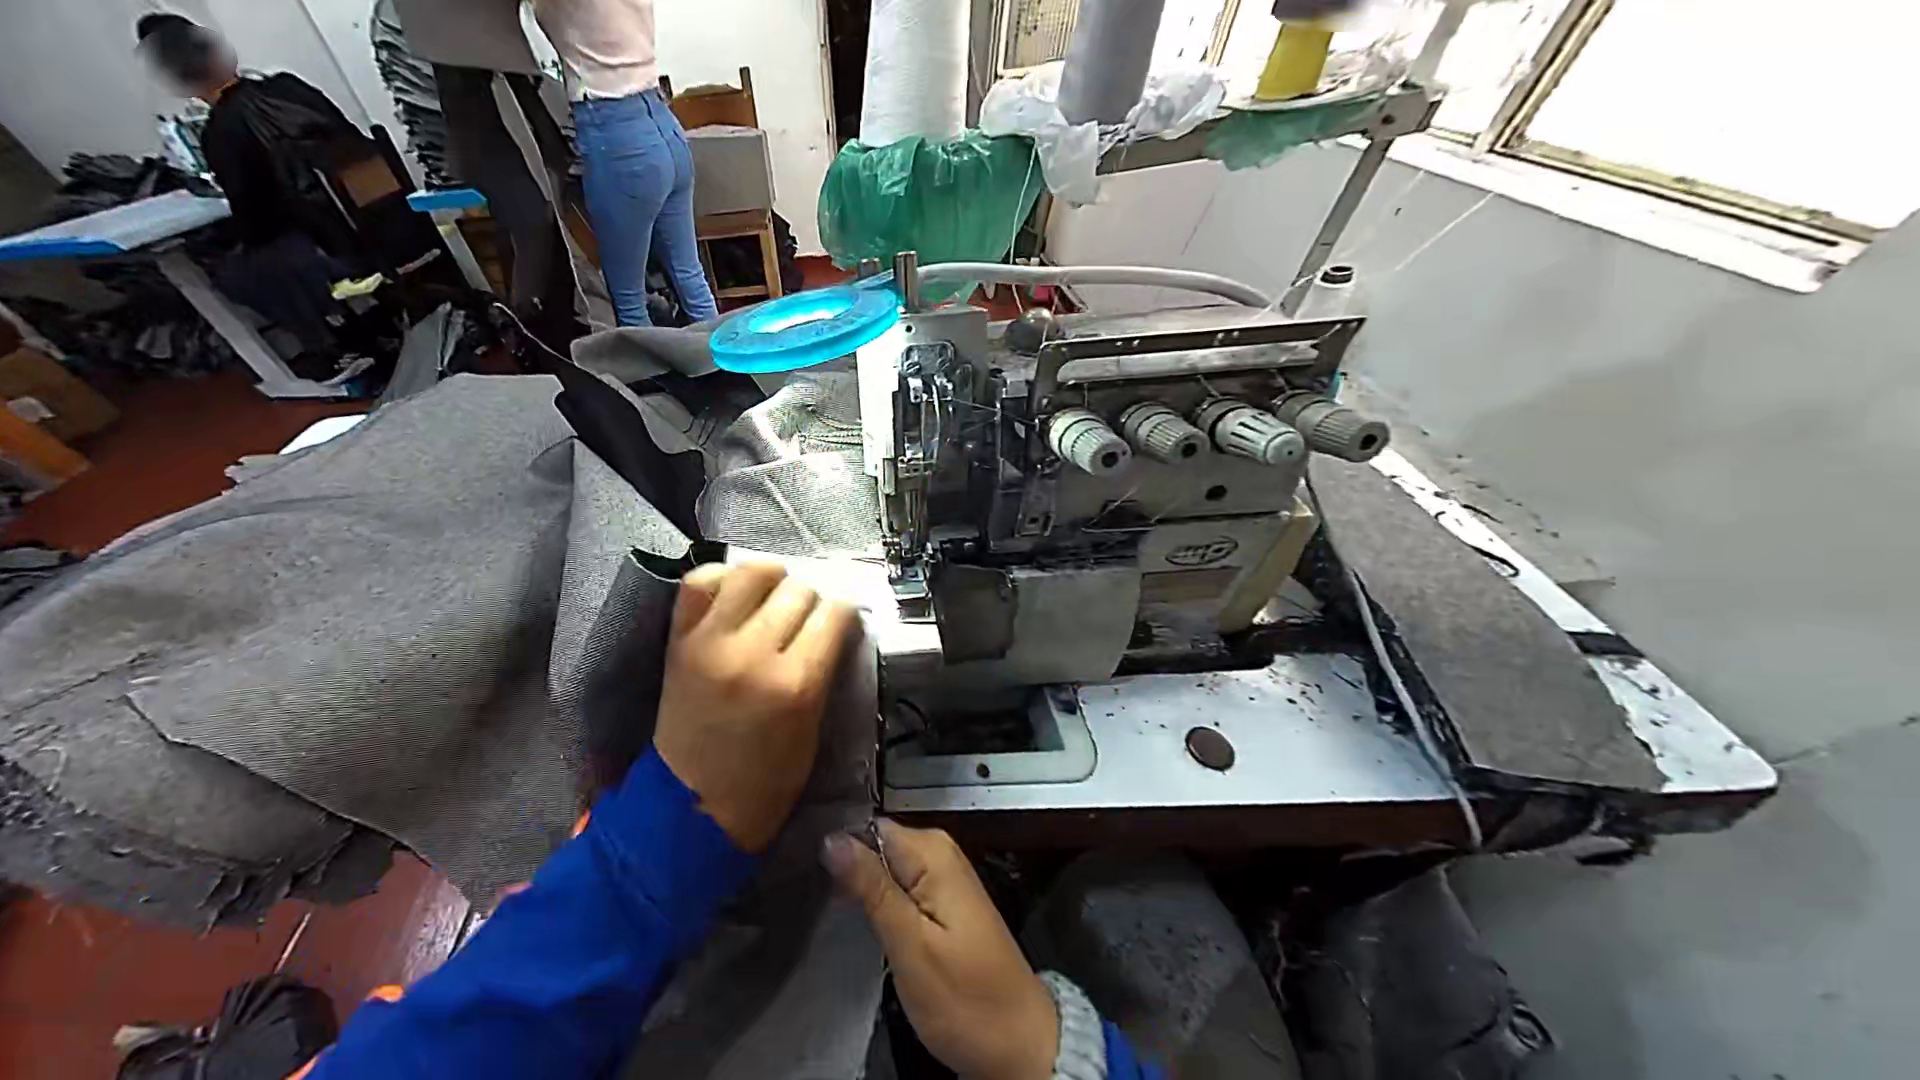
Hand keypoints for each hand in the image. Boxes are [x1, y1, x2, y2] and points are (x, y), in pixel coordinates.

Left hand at [653, 562, 857, 852]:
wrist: (692, 806)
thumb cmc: (767, 778)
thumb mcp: (814, 725)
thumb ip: (825, 668)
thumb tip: (834, 622)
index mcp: (795, 683)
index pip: (835, 613)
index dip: (844, 613)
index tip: (841, 621)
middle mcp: (753, 653)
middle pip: (798, 589)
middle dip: (811, 600)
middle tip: (806, 620)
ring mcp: (710, 643)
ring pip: (752, 572)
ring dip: (772, 579)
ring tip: (773, 598)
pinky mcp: (679, 642)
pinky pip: (699, 583)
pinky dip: (722, 580)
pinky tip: (735, 595)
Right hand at [825, 821, 1057, 1079]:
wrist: (1017, 1041)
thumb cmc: (964, 998)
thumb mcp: (910, 946)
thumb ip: (872, 888)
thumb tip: (832, 839)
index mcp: (932, 852)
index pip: (870, 827)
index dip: (838, 846)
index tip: (809, 872)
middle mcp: (939, 852)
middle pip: (877, 843)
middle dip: (847, 867)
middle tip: (817, 899)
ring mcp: (942, 875)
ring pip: (884, 864)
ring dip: (859, 885)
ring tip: (832, 911)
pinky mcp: (941, 898)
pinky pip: (898, 883)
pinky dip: (877, 898)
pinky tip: (858, 917)